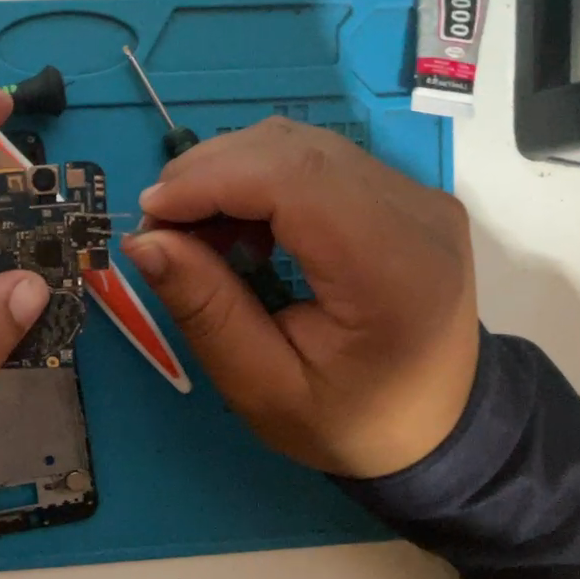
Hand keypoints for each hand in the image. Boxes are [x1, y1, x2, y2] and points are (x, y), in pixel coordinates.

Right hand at [120, 119, 478, 478]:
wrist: (436, 432)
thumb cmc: (348, 422)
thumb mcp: (263, 388)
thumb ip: (207, 311)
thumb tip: (142, 242)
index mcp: (391, 269)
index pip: (294, 180)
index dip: (211, 181)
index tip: (149, 215)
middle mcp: (416, 213)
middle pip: (294, 150)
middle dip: (208, 173)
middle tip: (159, 227)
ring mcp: (415, 195)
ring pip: (301, 146)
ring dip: (229, 173)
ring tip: (192, 231)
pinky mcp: (403, 195)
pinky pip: (316, 161)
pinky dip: (258, 180)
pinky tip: (237, 227)